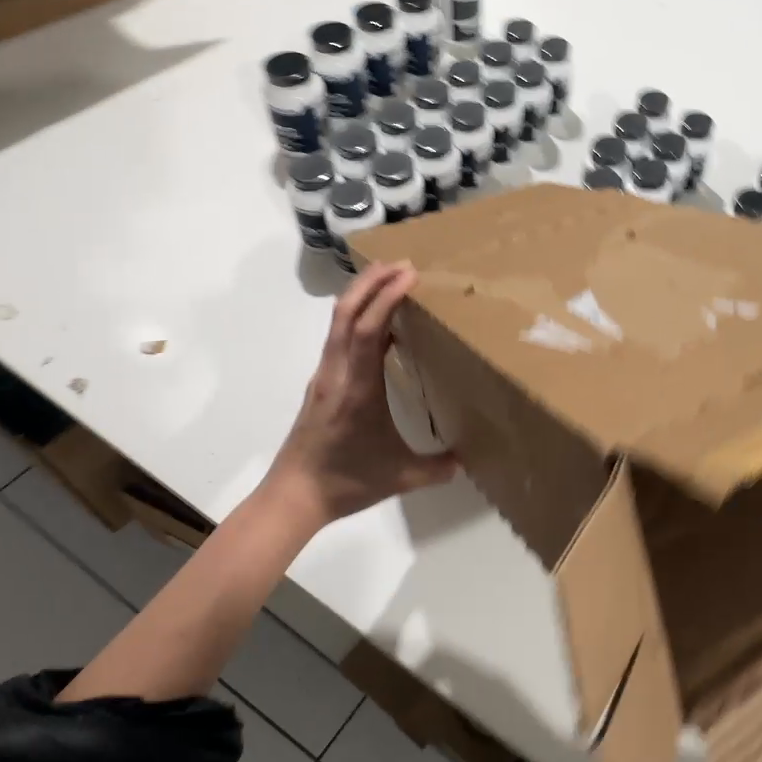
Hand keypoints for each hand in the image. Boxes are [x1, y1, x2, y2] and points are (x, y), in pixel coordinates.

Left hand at [264, 262, 457, 524]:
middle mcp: (337, 373)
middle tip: (403, 264)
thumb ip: (437, 467)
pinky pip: (339, 337)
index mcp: (358, 389)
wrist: (292, 496)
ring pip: (339, 322)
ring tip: (391, 280)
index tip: (411, 275)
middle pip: (346, 312)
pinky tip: (379, 322)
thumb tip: (468, 459)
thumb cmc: (346, 482)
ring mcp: (326, 375)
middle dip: (372, 282)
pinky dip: (358, 317)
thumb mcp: (399, 476)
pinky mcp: (322, 382)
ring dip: (363, 295)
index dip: (387, 297)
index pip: (369, 330)